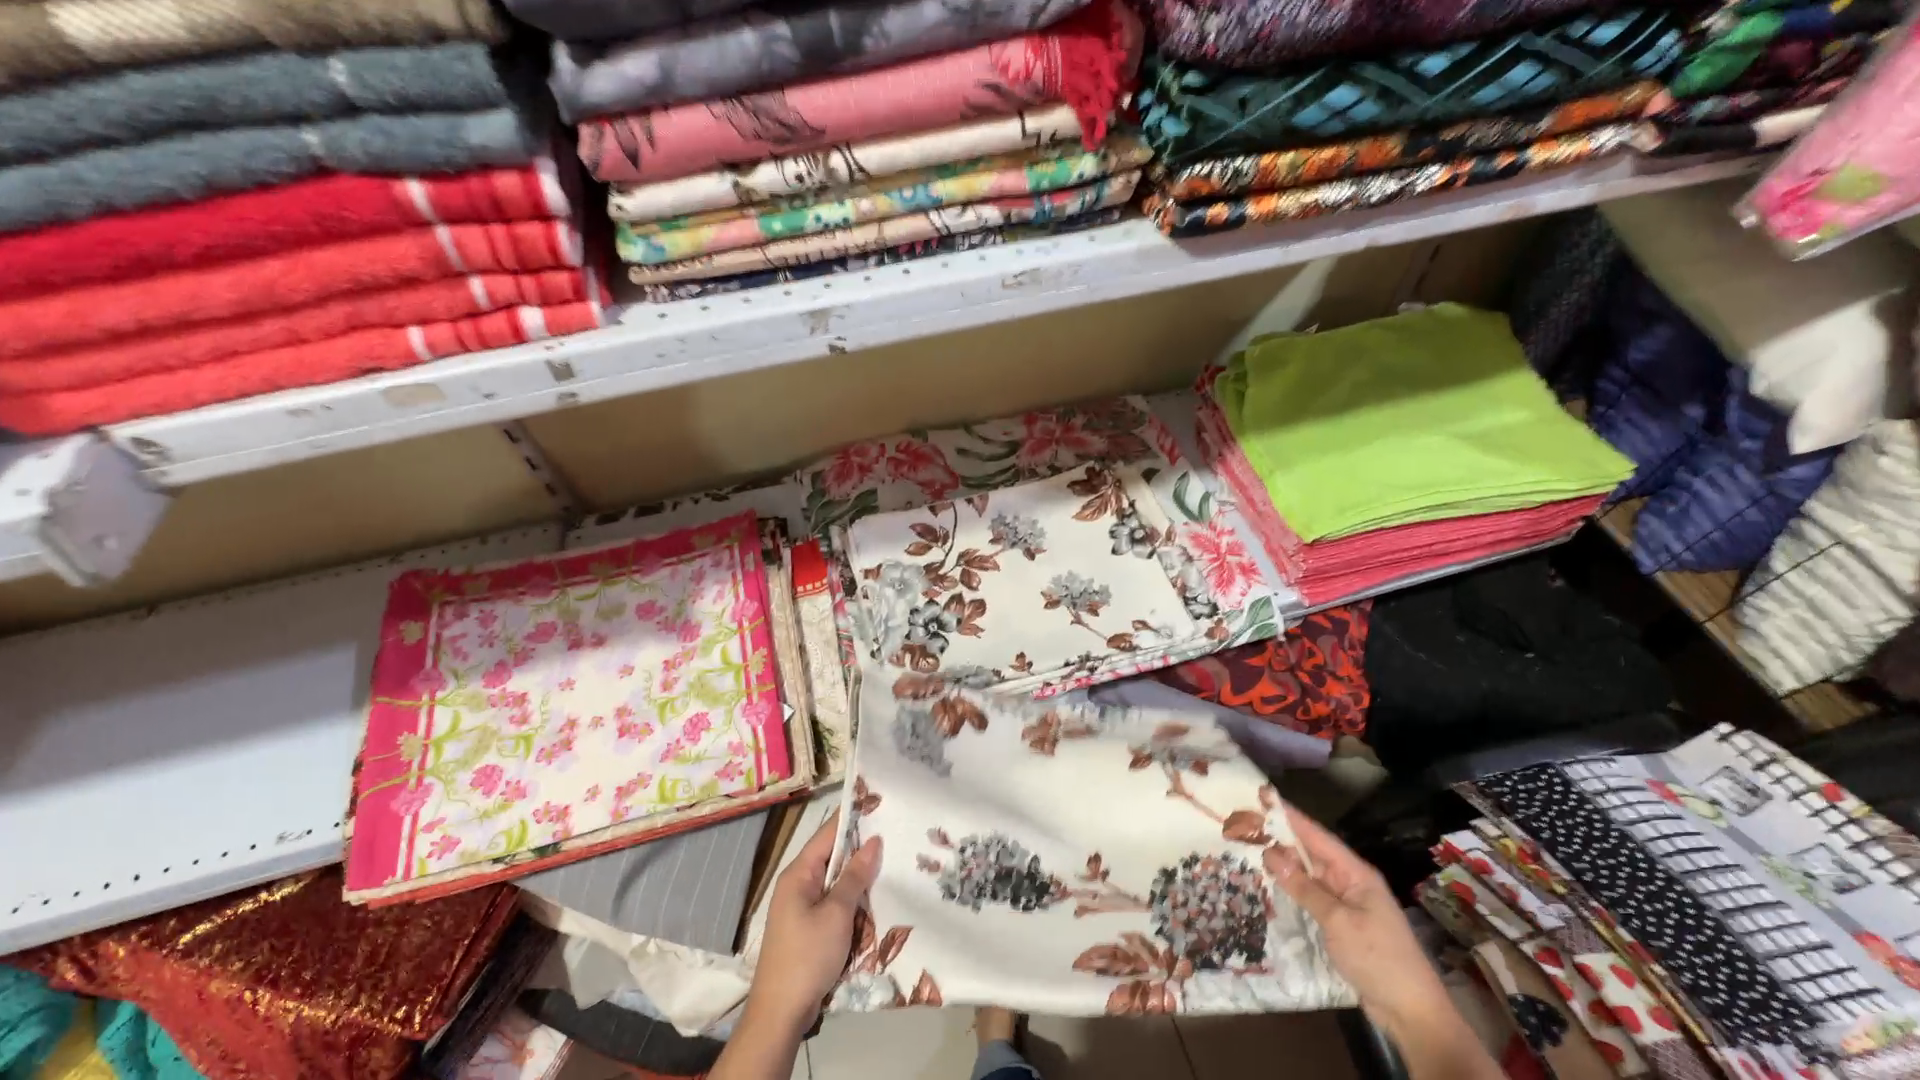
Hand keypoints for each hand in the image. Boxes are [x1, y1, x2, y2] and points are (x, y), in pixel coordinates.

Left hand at [746, 811, 883, 1034]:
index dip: (853, 819)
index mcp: (798, 874)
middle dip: (863, 850)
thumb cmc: (807, 955)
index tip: (880, 803)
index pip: (828, 835)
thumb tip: (872, 842)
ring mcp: (804, 910)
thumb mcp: (836, 913)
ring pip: (838, 884)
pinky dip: (856, 903)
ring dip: (862, 879)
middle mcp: (798, 886)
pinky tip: (880, 901)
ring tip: (896, 864)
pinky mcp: (811, 931)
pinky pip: (837, 907)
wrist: (782, 1011)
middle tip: (898, 835)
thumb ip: (854, 877)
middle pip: (834, 858)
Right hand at [1265, 806, 1462, 1047]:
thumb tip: (1271, 854)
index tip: (1262, 798)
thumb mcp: (1338, 920)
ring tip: (1249, 850)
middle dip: (1281, 839)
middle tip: (1244, 825)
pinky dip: (1292, 891)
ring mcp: (1347, 906)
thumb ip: (1304, 887)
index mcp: (1356, 874)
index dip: (1290, 817)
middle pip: (1312, 854)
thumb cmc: (1378, 957)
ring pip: (1310, 877)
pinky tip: (1271, 887)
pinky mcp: (1341, 927)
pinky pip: (1312, 899)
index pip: (1318, 837)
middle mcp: (1351, 884)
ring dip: (1284, 865)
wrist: (1410, 1009)